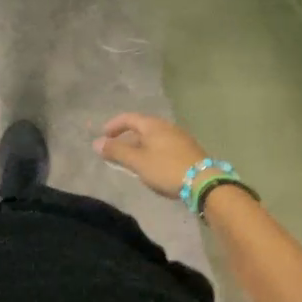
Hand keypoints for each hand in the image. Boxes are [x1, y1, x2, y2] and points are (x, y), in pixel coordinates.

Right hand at [93, 112, 209, 198]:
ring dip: (141, 147)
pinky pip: (165, 147)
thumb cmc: (166, 168)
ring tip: (134, 163)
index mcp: (152, 124)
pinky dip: (153, 153)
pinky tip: (154, 168)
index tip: (104, 137)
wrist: (205, 183)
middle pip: (141, 128)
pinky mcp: (189, 151)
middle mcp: (166, 126)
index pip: (128, 118)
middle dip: (127, 139)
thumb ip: (116, 152)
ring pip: (154, 139)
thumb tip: (96, 143)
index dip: (114, 126)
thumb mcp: (137, 162)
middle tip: (117, 152)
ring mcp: (180, 138)